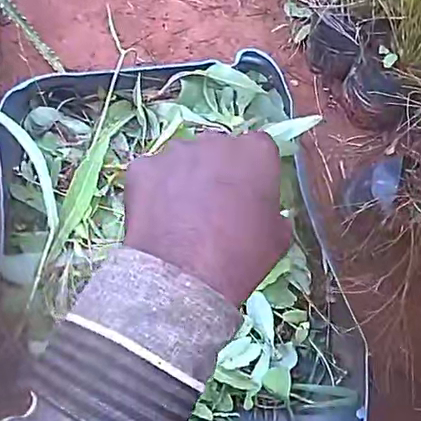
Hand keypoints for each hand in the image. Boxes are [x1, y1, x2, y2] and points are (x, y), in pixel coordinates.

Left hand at [123, 130, 290, 303]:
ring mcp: (175, 152)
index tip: (250, 194)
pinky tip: (159, 218)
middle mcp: (215, 141)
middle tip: (215, 206)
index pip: (259, 148)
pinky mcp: (142, 167)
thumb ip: (274, 211)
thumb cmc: (241, 258)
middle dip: (218, 171)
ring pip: (184, 160)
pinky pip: (153, 174)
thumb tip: (267, 213)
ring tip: (183, 216)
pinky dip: (155, 191)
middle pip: (219, 149)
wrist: (184, 279)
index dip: (254, 172)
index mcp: (256, 152)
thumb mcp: (278, 237)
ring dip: (186, 179)